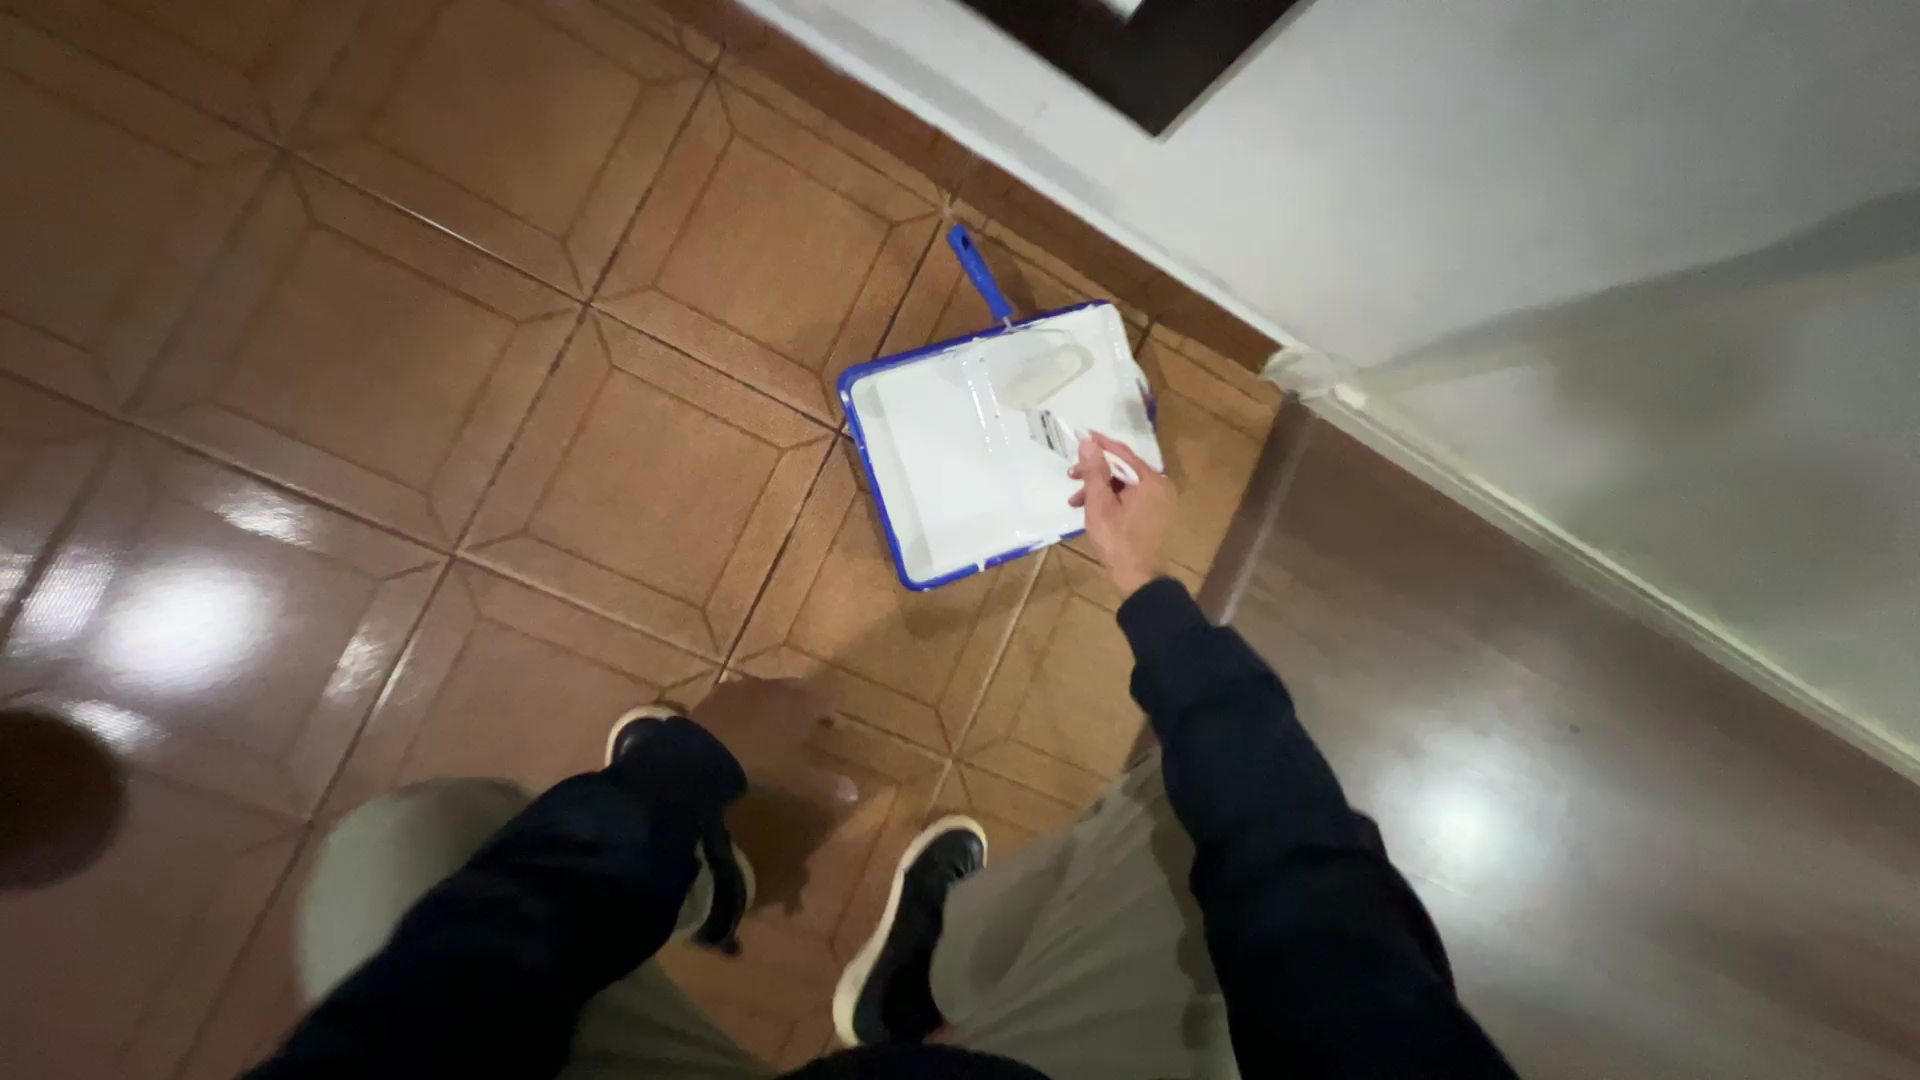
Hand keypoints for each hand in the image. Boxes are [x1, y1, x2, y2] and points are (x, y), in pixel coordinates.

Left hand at [687, 677, 859, 913]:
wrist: (698, 756)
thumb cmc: (758, 765)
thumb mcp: (795, 780)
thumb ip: (825, 784)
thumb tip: (855, 792)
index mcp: (800, 704)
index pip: (825, 699)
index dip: (830, 711)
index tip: (831, 725)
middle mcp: (776, 689)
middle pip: (797, 689)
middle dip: (803, 703)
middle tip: (805, 724)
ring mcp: (744, 688)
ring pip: (767, 689)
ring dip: (772, 703)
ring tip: (770, 724)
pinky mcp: (716, 694)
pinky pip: (738, 696)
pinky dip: (744, 707)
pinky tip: (738, 723)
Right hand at [1068, 431, 1175, 596]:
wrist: (1139, 577)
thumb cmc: (1117, 541)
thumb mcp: (1100, 504)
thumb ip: (1094, 471)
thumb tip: (1088, 442)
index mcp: (1150, 480)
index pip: (1121, 452)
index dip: (1099, 444)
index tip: (1081, 434)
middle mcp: (1160, 485)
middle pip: (1124, 468)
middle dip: (1095, 471)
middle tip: (1071, 475)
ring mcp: (1160, 500)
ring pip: (1125, 484)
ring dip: (1100, 488)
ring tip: (1076, 501)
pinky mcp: (1156, 513)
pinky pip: (1132, 496)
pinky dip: (1112, 499)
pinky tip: (1093, 510)